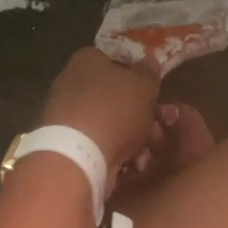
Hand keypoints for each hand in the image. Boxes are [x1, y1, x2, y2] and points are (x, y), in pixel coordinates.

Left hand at [35, 48, 162, 180]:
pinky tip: (132, 167)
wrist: (79, 157)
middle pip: (116, 99)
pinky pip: (99, 148)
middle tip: (160, 129)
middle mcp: (72, 86)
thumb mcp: (142, 85)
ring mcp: (68, 120)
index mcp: (87, 61)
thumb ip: (149, 72)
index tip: (155, 95)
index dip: (139, 78)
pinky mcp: (68, 149)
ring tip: (146, 155)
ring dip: (135, 141)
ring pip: (111, 126)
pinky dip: (117, 157)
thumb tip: (149, 61)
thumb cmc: (114, 111)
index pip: (116, 61)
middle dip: (143, 117)